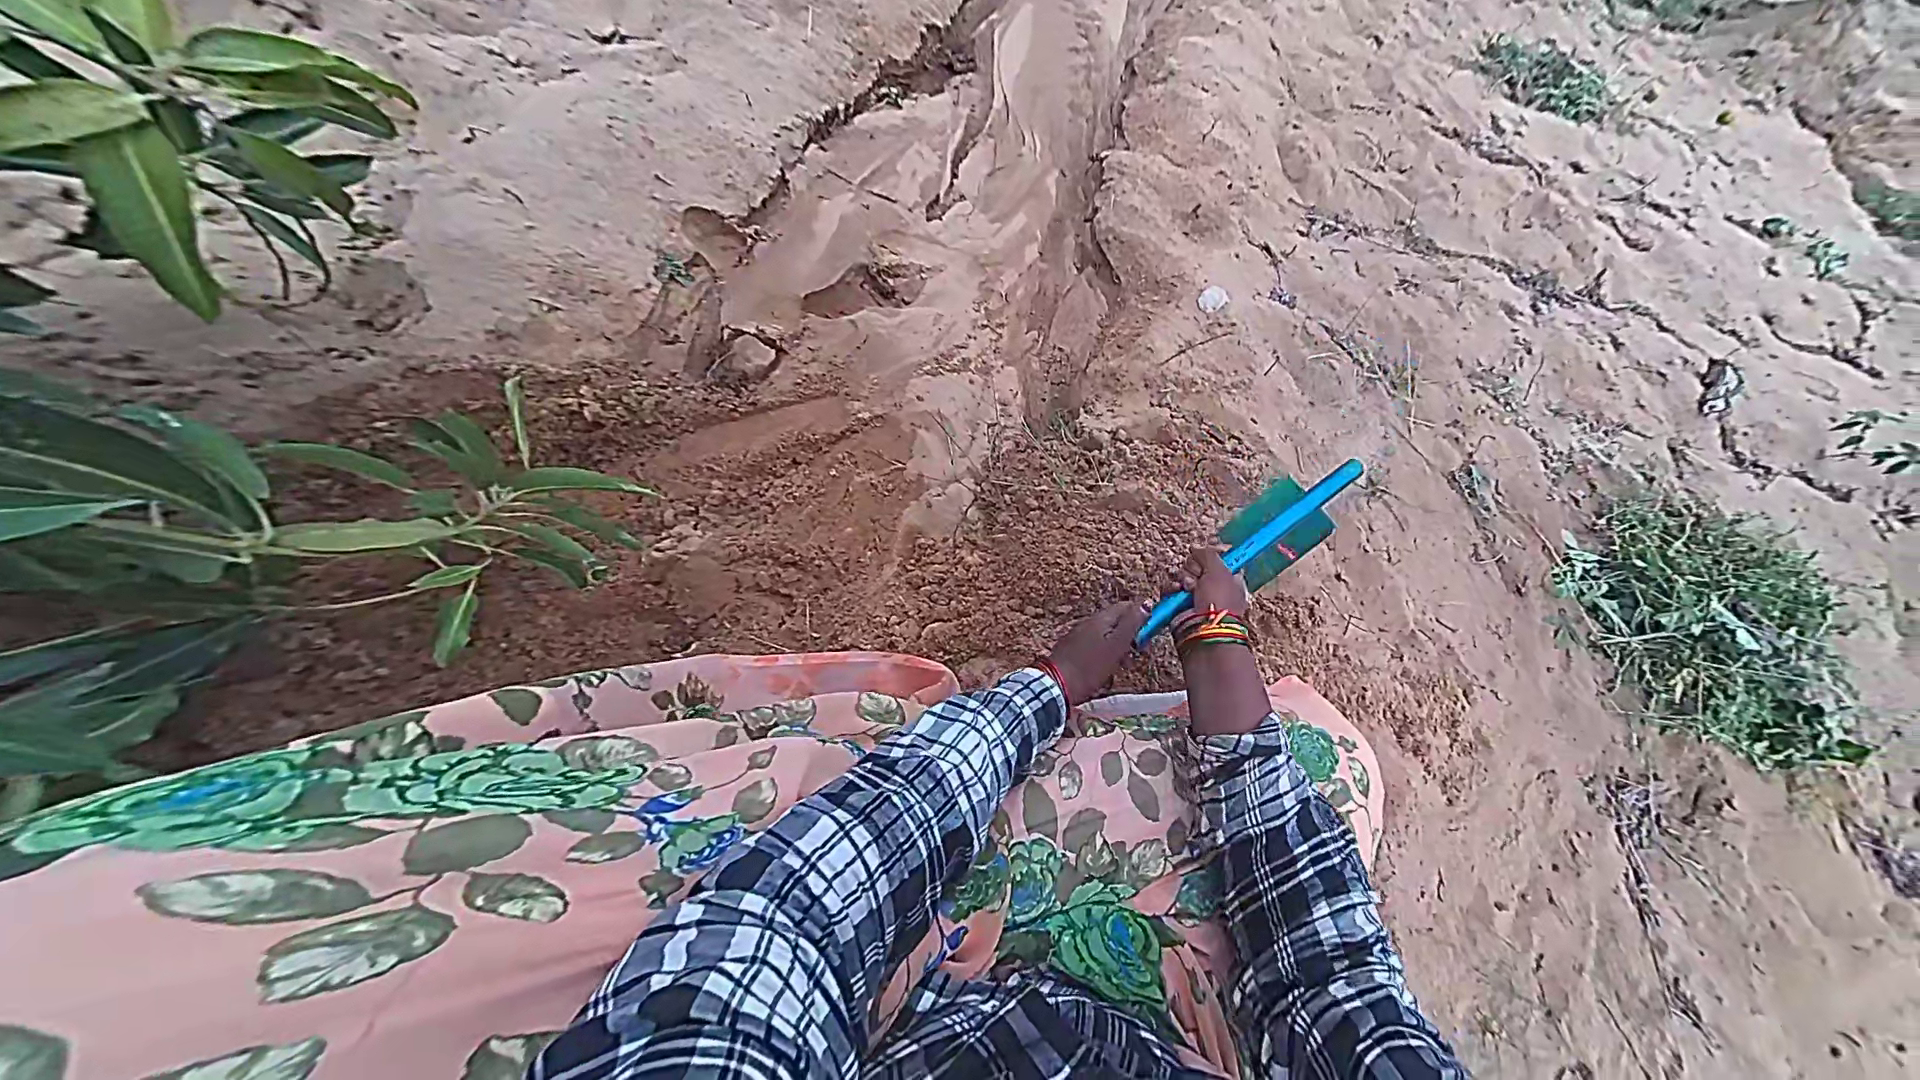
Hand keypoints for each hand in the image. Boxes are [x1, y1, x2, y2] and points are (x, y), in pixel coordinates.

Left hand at [1043, 601, 1147, 704]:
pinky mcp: (1074, 650)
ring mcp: (1080, 636)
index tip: (1150, 635)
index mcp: (1100, 619)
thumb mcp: (1116, 646)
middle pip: (1117, 622)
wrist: (1056, 686)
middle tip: (1139, 652)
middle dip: (1132, 636)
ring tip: (1125, 664)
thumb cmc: (1089, 667)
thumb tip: (1146, 602)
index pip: (1126, 607)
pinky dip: (1107, 656)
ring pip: (1108, 637)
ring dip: (1120, 649)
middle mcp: (1089, 624)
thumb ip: (1132, 624)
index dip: (1142, 617)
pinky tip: (1108, 670)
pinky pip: (1097, 647)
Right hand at [1173, 545, 1248, 616]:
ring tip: (1188, 588)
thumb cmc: (1219, 600)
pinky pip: (1170, 588)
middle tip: (1198, 578)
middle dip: (1193, 569)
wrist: (1205, 627)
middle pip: (1195, 565)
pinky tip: (1177, 591)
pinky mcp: (1179, 604)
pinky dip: (1171, 588)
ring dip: (1183, 579)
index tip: (1206, 559)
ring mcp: (1195, 596)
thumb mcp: (1219, 570)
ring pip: (1181, 575)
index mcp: (1229, 579)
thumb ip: (1208, 554)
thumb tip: (1195, 548)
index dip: (1208, 558)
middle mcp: (1212, 587)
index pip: (1215, 560)